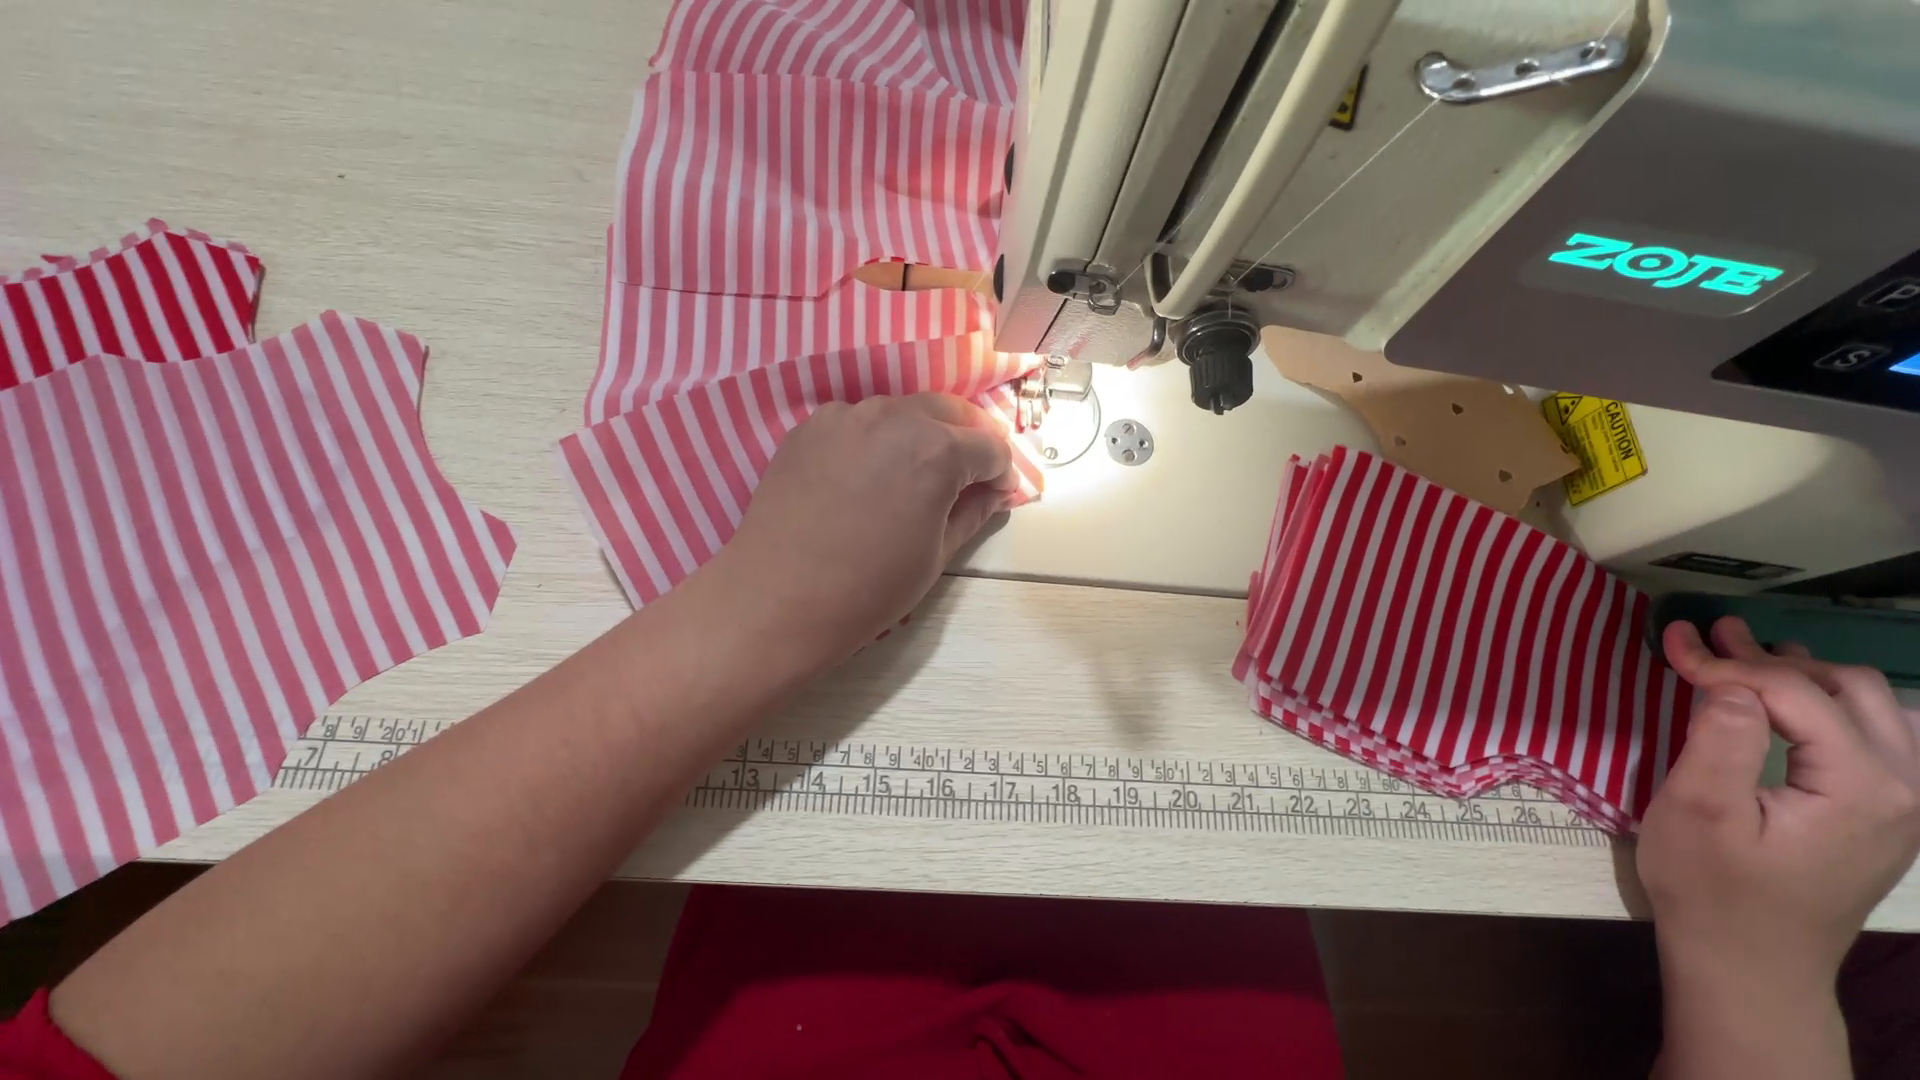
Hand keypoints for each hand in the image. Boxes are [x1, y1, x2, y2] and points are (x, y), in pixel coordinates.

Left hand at [702, 393, 1018, 667]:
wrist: (777, 597)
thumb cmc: (868, 589)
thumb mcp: (935, 556)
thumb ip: (972, 513)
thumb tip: (996, 492)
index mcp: (937, 451)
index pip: (990, 446)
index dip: (1002, 473)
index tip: (998, 494)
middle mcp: (894, 417)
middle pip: (950, 412)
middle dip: (968, 441)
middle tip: (966, 478)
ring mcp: (847, 415)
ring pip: (902, 411)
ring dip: (921, 434)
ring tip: (915, 475)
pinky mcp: (810, 426)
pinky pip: (858, 421)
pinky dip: (875, 439)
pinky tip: (866, 475)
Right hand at [1640, 616, 1919, 988]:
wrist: (1750, 961)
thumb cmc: (1712, 887)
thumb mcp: (1697, 812)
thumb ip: (1717, 740)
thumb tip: (1725, 682)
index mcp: (1862, 787)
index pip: (1797, 693)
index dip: (1730, 662)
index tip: (1671, 644)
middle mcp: (1907, 788)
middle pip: (1849, 687)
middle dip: (1769, 657)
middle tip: (1704, 640)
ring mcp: (1908, 804)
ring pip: (1875, 706)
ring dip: (1805, 673)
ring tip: (1742, 654)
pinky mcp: (1890, 814)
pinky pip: (1881, 735)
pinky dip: (1831, 704)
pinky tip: (1791, 703)